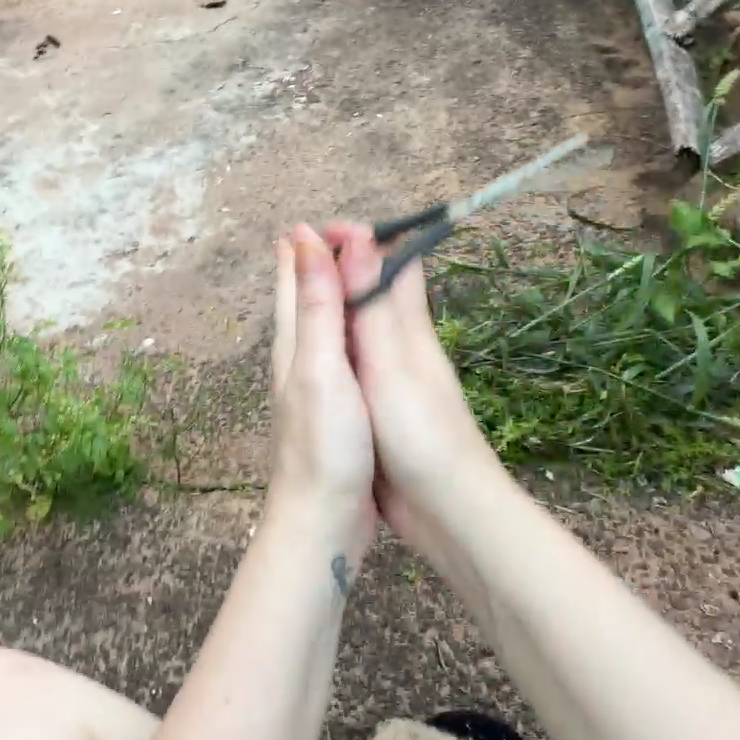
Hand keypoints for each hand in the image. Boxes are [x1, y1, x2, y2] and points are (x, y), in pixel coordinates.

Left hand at [270, 226, 374, 564]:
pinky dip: (346, 331)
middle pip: (302, 298)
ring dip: (328, 293)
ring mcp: (313, 385)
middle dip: (315, 262)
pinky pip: (337, 354)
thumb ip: (314, 306)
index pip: (293, 279)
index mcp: (293, 344)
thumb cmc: (323, 445)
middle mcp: (297, 359)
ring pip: (318, 325)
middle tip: (336, 232)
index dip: (310, 246)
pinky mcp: (333, 408)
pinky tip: (355, 338)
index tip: (333, 218)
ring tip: (342, 272)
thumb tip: (303, 239)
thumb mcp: (320, 368)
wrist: (323, 518)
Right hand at [325, 224, 503, 550]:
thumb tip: (357, 238)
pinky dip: (337, 340)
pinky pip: (356, 358)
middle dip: (340, 263)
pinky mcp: (382, 405)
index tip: (309, 230)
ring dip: (337, 300)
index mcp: (406, 328)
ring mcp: (393, 375)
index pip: (389, 262)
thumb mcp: (389, 365)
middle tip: (294, 250)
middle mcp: (402, 344)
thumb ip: (371, 306)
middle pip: (375, 288)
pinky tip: (319, 352)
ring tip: (298, 290)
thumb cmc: (419, 435)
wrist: (445, 509)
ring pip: (365, 324)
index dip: (354, 238)